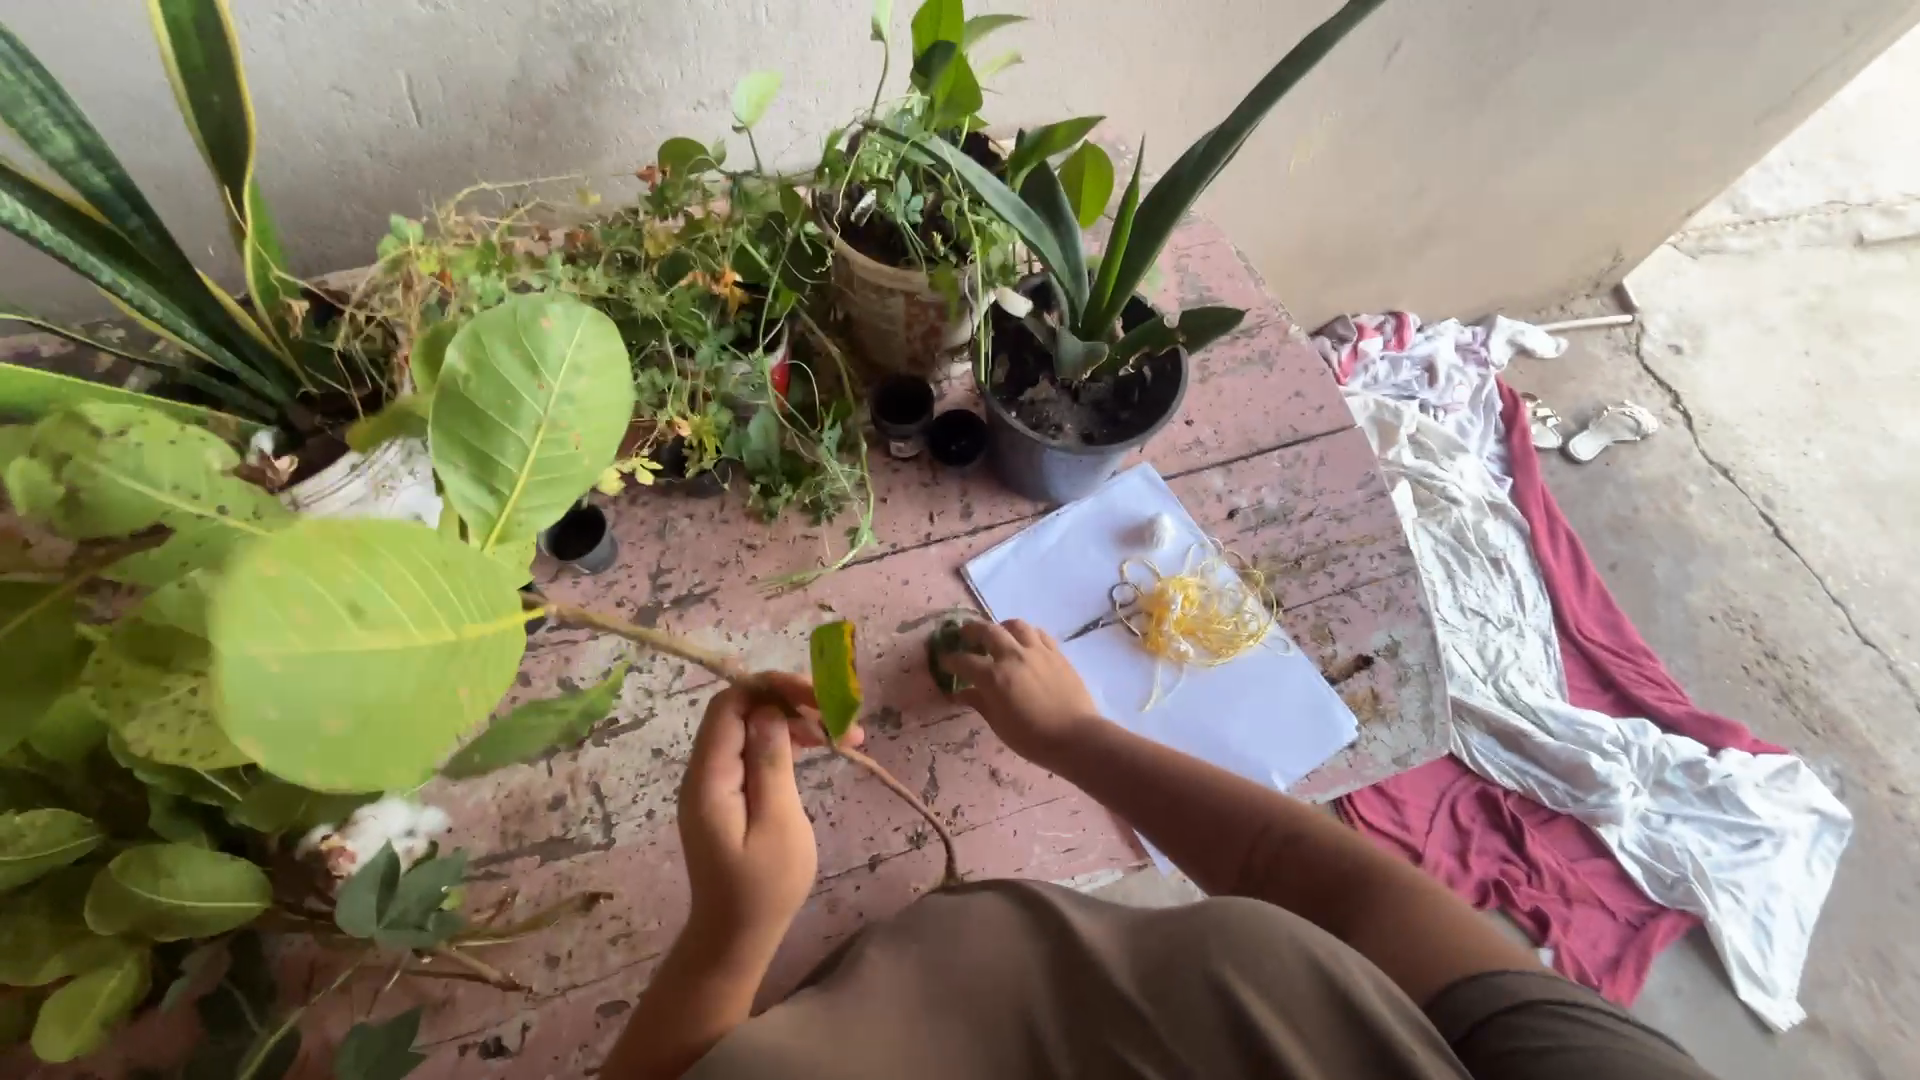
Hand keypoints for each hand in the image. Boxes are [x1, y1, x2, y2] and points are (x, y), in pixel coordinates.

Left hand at [677, 672, 822, 962]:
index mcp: (710, 777)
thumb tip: (769, 710)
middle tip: (839, 717)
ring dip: (796, 721)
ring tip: (843, 734)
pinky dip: (787, 742)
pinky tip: (820, 747)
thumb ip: (770, 763)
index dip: (772, 688)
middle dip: (791, 702)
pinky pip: (755, 749)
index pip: (731, 704)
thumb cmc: (763, 888)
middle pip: (743, 709)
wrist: (735, 937)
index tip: (818, 697)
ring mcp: (716, 781)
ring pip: (752, 726)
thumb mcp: (777, 824)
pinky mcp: (730, 792)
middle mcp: (705, 770)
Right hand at [944, 619, 1106, 764]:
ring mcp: (1037, 651)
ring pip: (1015, 625)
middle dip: (971, 630)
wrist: (1076, 737)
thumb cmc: (1032, 738)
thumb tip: (961, 693)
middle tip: (965, 634)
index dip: (951, 660)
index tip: (945, 660)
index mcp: (994, 677)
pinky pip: (1038, 634)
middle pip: (987, 631)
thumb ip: (979, 703)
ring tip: (998, 634)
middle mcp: (1013, 656)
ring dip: (1001, 627)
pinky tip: (1025, 642)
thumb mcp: (999, 724)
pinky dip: (1027, 634)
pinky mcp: (1056, 653)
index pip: (964, 662)